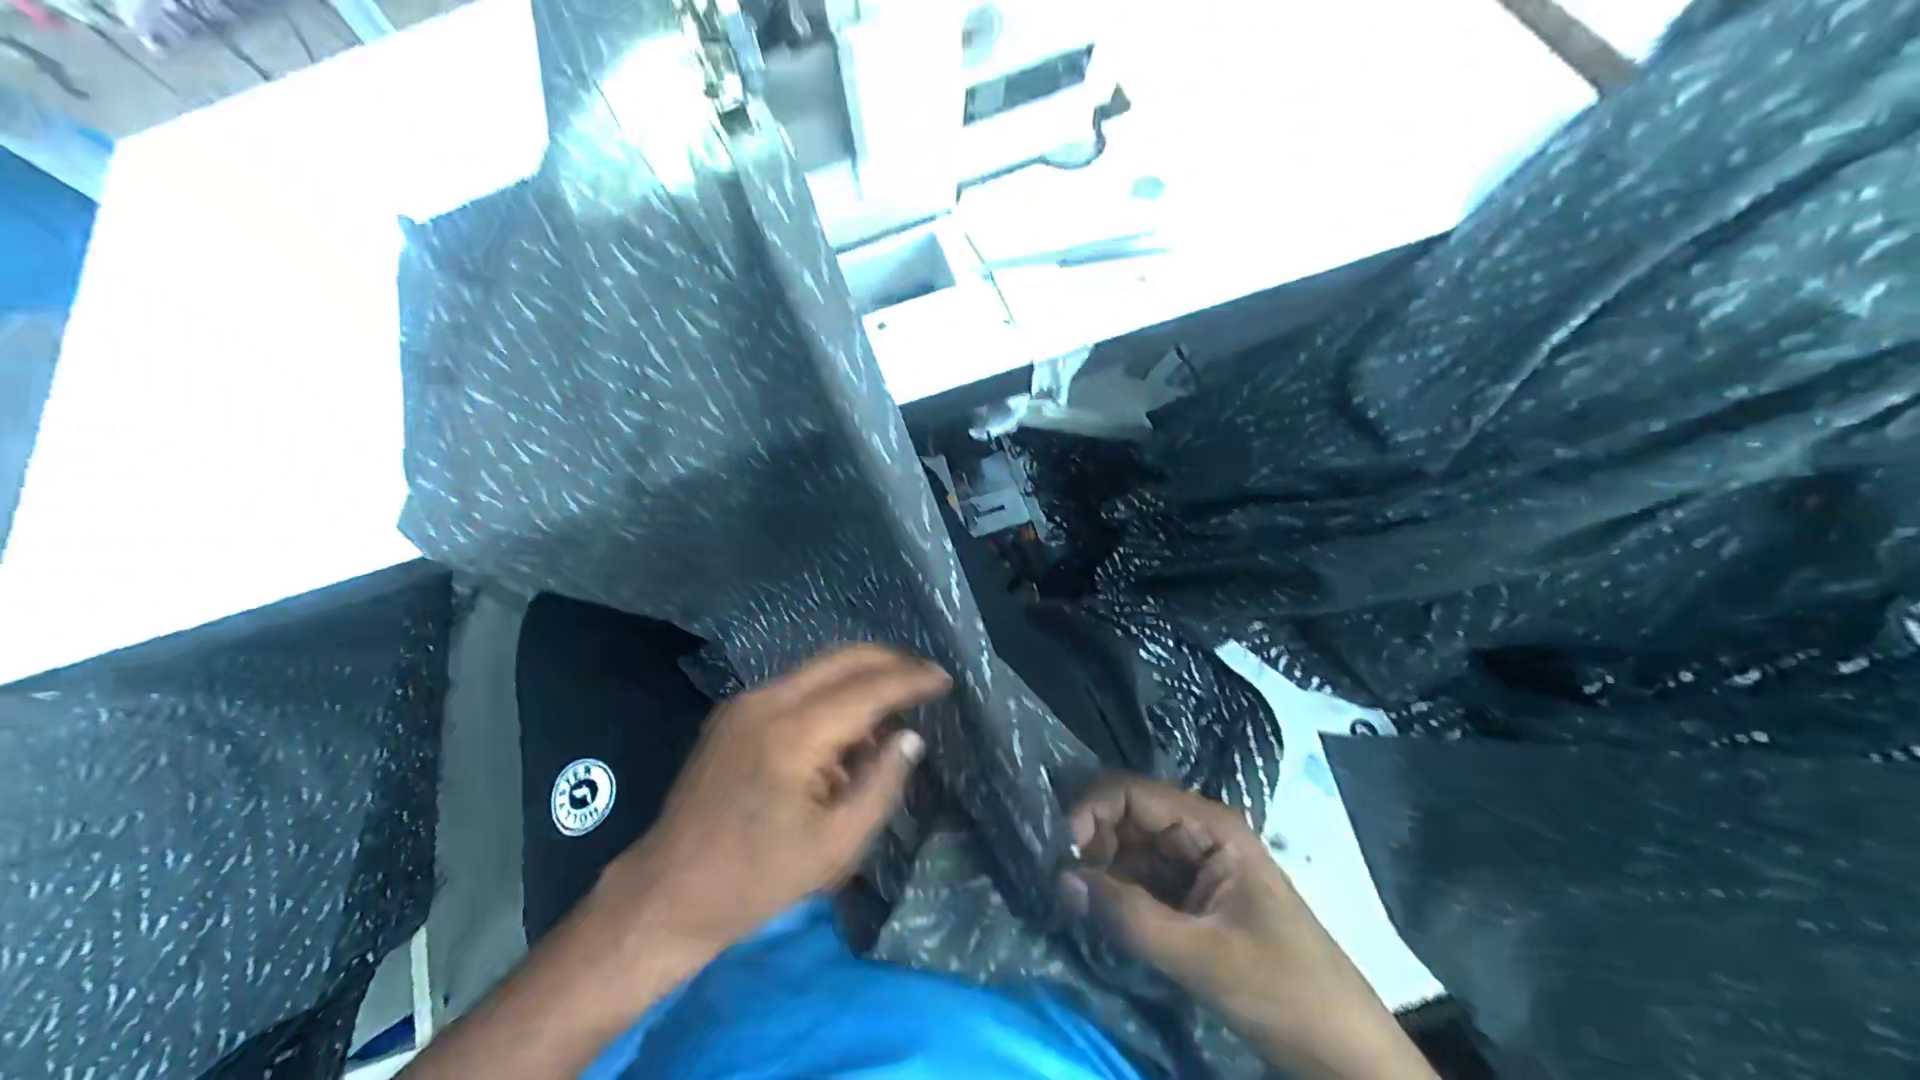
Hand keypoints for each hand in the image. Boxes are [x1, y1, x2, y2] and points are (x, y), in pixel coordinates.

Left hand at [590, 644, 949, 964]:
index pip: (868, 688)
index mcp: (793, 733)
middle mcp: (767, 701)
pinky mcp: (733, 714)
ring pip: (819, 668)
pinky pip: (797, 687)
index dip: (911, 680)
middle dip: (890, 661)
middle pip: (842, 658)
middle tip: (926, 679)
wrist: (667, 893)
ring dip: (861, 678)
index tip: (946, 679)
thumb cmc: (758, 879)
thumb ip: (882, 783)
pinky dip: (832, 694)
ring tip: (896, 709)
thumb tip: (910, 736)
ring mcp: (744, 703)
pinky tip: (849, 728)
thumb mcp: (837, 844)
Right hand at [1061, 774, 1435, 1079]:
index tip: (1062, 853)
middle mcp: (1199, 834)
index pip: (1132, 792)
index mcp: (1210, 827)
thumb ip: (1128, 916)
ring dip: (1100, 869)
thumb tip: (1062, 877)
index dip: (1091, 811)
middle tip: (1066, 887)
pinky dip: (1116, 892)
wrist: (1344, 1051)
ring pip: (1130, 849)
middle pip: (1127, 816)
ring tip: (1078, 905)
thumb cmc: (1282, 991)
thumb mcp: (1201, 957)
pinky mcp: (1192, 898)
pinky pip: (1141, 880)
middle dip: (1091, 843)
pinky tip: (1100, 915)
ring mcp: (1196, 866)